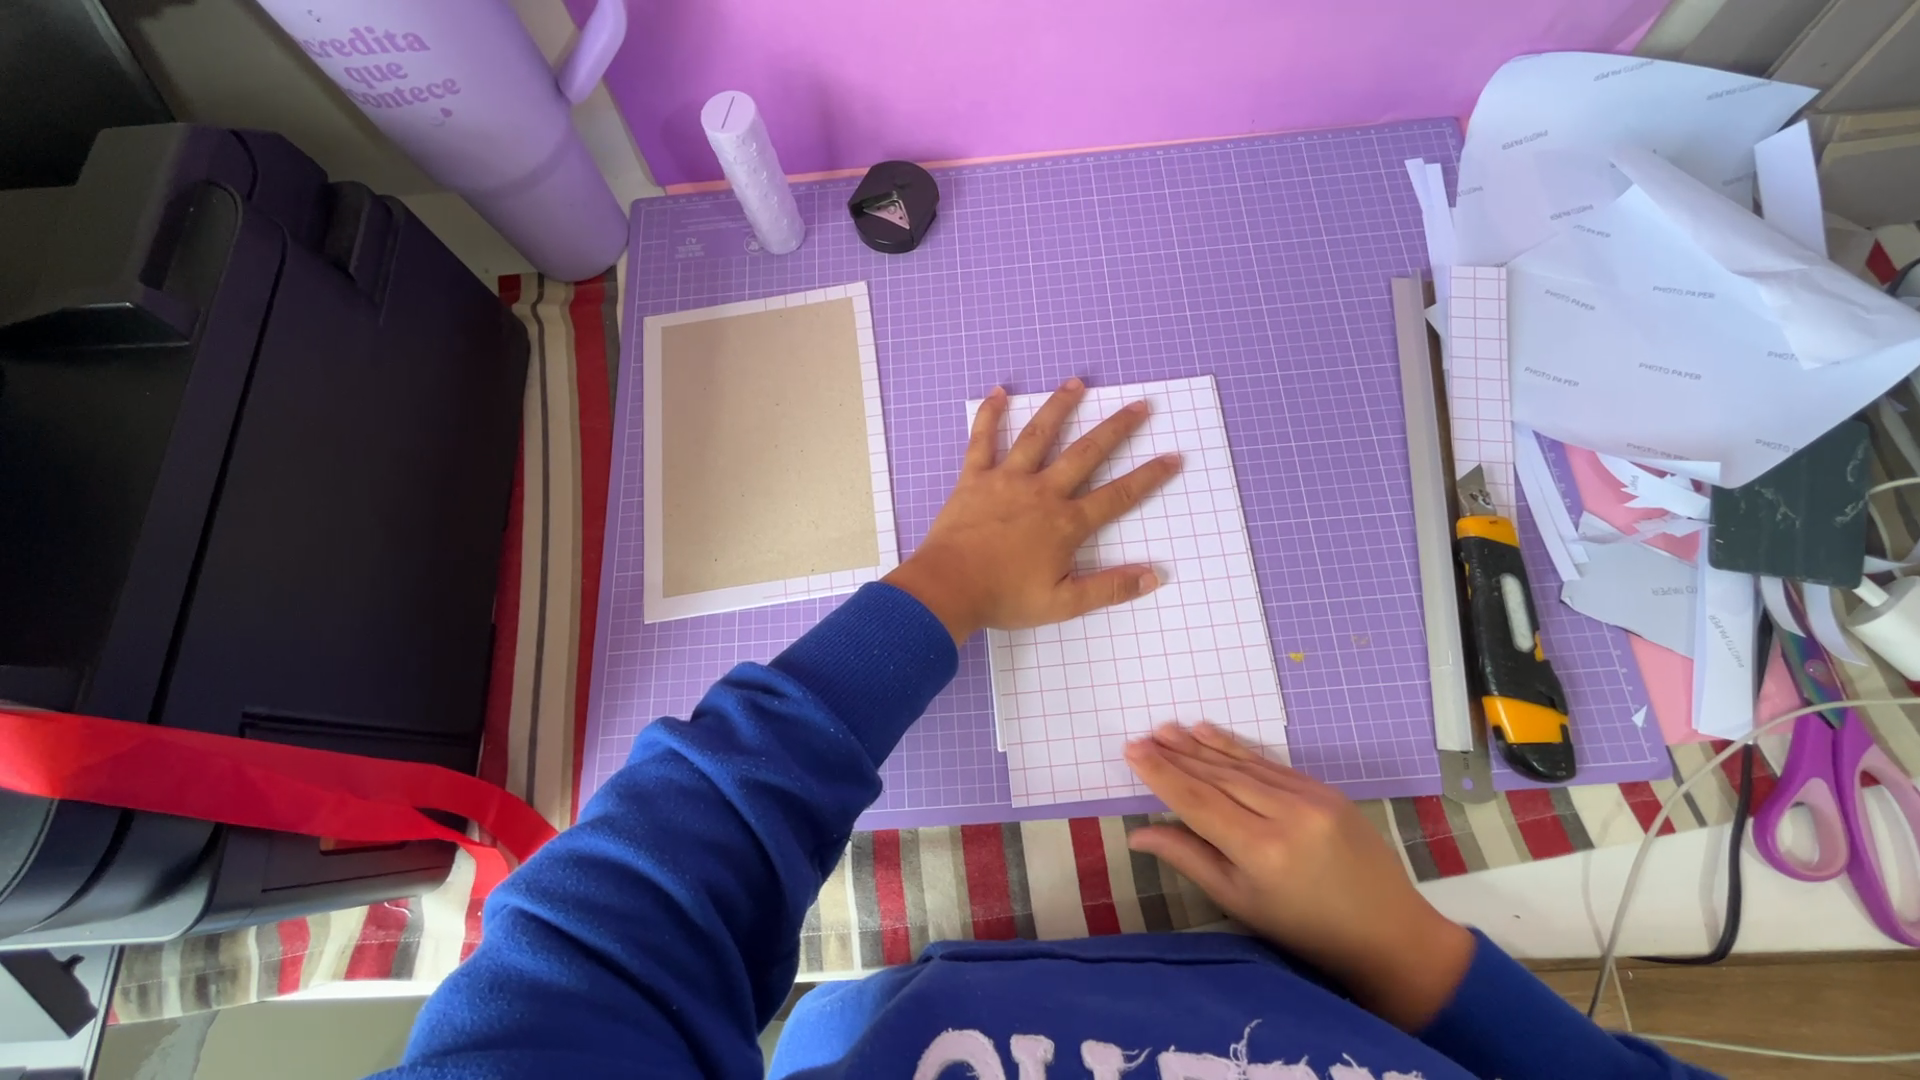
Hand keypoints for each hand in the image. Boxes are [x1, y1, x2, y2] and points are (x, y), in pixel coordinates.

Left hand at [883, 378, 1180, 644]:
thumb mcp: (1063, 603)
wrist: (949, 587)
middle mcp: (1042, 492)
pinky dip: (990, 415)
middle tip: (1139, 406)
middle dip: (1116, 429)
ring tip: (1076, 384)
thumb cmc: (1004, 597)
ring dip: (1059, 407)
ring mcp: (1007, 480)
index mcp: (1066, 523)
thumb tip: (1153, 576)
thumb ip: (1109, 588)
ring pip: (1038, 435)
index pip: (1117, 495)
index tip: (1172, 458)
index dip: (1148, 477)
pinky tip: (998, 392)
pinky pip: (982, 440)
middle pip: (1086, 453)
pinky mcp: (975, 478)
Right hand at [1125, 722, 1475, 1030]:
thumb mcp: (1240, 901)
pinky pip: (1268, 764)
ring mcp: (1309, 798)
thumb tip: (1137, 834)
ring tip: (1168, 729)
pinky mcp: (1324, 790)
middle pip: (1217, 776)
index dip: (1162, 775)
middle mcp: (1285, 815)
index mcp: (1261, 851)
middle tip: (1143, 737)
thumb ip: (1188, 859)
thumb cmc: (1304, 929)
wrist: (1389, 933)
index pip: (1197, 801)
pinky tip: (1208, 733)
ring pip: (1241, 764)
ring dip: (1200, 745)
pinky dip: (1235, 748)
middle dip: (1176, 755)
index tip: (1133, 751)